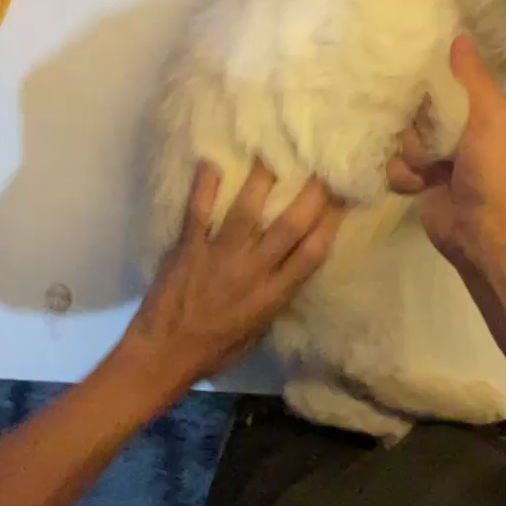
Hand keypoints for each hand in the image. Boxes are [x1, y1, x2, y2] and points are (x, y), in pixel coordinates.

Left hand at [117, 160, 342, 391]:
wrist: (162, 356)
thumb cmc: (214, 350)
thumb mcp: (258, 331)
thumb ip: (275, 297)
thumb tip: (288, 269)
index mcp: (272, 295)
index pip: (312, 253)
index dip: (331, 222)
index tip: (343, 197)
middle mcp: (251, 271)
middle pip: (290, 226)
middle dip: (311, 193)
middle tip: (323, 164)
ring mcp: (218, 256)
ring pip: (246, 210)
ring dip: (263, 178)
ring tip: (273, 149)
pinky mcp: (188, 247)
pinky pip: (198, 210)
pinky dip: (204, 186)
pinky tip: (212, 161)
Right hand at [387, 34, 505, 271]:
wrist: (478, 230)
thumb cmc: (491, 169)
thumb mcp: (490, 116)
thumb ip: (471, 78)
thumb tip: (459, 35)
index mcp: (483, 110)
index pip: (448, 81)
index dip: (432, 80)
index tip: (416, 78)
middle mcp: (460, 130)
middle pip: (419, 108)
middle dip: (419, 123)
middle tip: (430, 134)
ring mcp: (438, 157)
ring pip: (403, 137)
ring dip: (413, 154)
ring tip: (431, 168)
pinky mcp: (419, 181)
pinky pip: (395, 165)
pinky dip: (405, 176)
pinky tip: (421, 185)